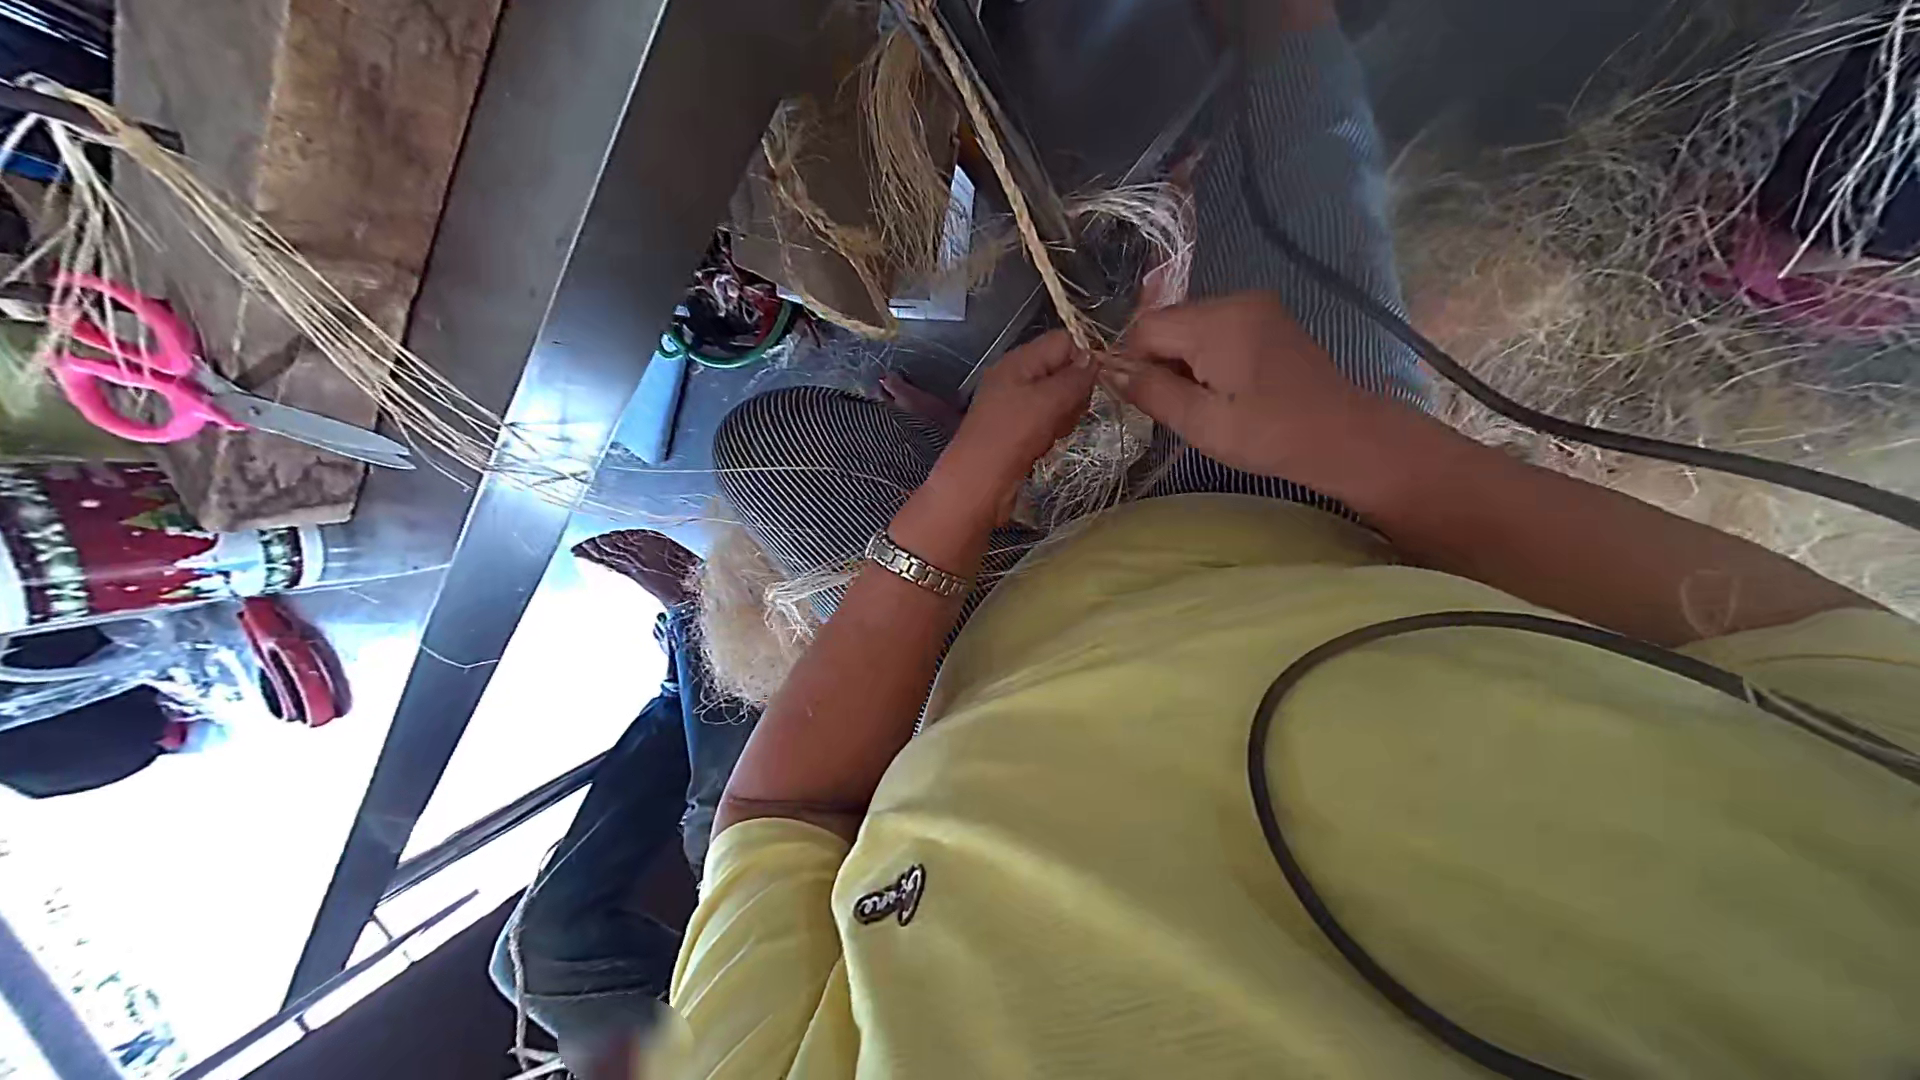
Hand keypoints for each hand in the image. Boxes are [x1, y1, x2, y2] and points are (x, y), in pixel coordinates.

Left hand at [934, 330, 1096, 522]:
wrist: (977, 484)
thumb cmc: (1010, 436)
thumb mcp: (1048, 400)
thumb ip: (1075, 377)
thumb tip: (1094, 358)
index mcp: (1018, 360)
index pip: (1062, 341)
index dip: (1084, 358)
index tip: (1096, 383)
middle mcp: (1015, 377)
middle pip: (1062, 371)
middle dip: (1075, 392)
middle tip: (1068, 413)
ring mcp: (1014, 405)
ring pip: (1057, 400)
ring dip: (1064, 416)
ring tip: (1054, 432)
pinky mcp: (1016, 431)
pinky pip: (1046, 422)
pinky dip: (1051, 432)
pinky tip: (1045, 445)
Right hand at [1104, 291, 1406, 488]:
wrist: (1343, 437)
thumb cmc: (1268, 435)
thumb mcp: (1199, 421)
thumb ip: (1150, 391)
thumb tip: (1108, 370)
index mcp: (1216, 321)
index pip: (1145, 327)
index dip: (1131, 363)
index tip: (1141, 400)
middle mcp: (1234, 299)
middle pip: (1167, 323)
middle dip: (1157, 362)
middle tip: (1173, 406)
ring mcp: (1254, 306)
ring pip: (1188, 327)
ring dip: (1179, 362)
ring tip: (1199, 401)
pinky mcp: (1266, 319)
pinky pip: (1214, 330)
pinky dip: (1203, 357)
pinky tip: (1217, 388)